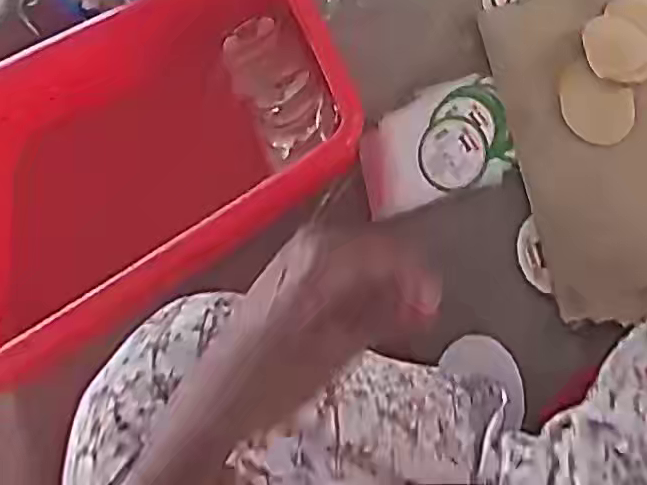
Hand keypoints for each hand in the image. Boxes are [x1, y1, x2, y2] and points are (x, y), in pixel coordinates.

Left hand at [246, 225, 441, 397]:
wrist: (213, 403)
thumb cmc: (267, 380)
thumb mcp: (338, 350)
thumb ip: (386, 314)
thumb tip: (422, 299)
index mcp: (324, 256)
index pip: (388, 249)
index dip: (418, 274)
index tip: (433, 297)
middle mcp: (310, 243)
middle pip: (375, 247)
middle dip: (402, 277)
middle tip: (421, 307)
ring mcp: (297, 252)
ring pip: (359, 254)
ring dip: (383, 280)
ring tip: (400, 312)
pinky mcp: (289, 267)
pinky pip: (338, 262)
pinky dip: (359, 281)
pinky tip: (369, 307)